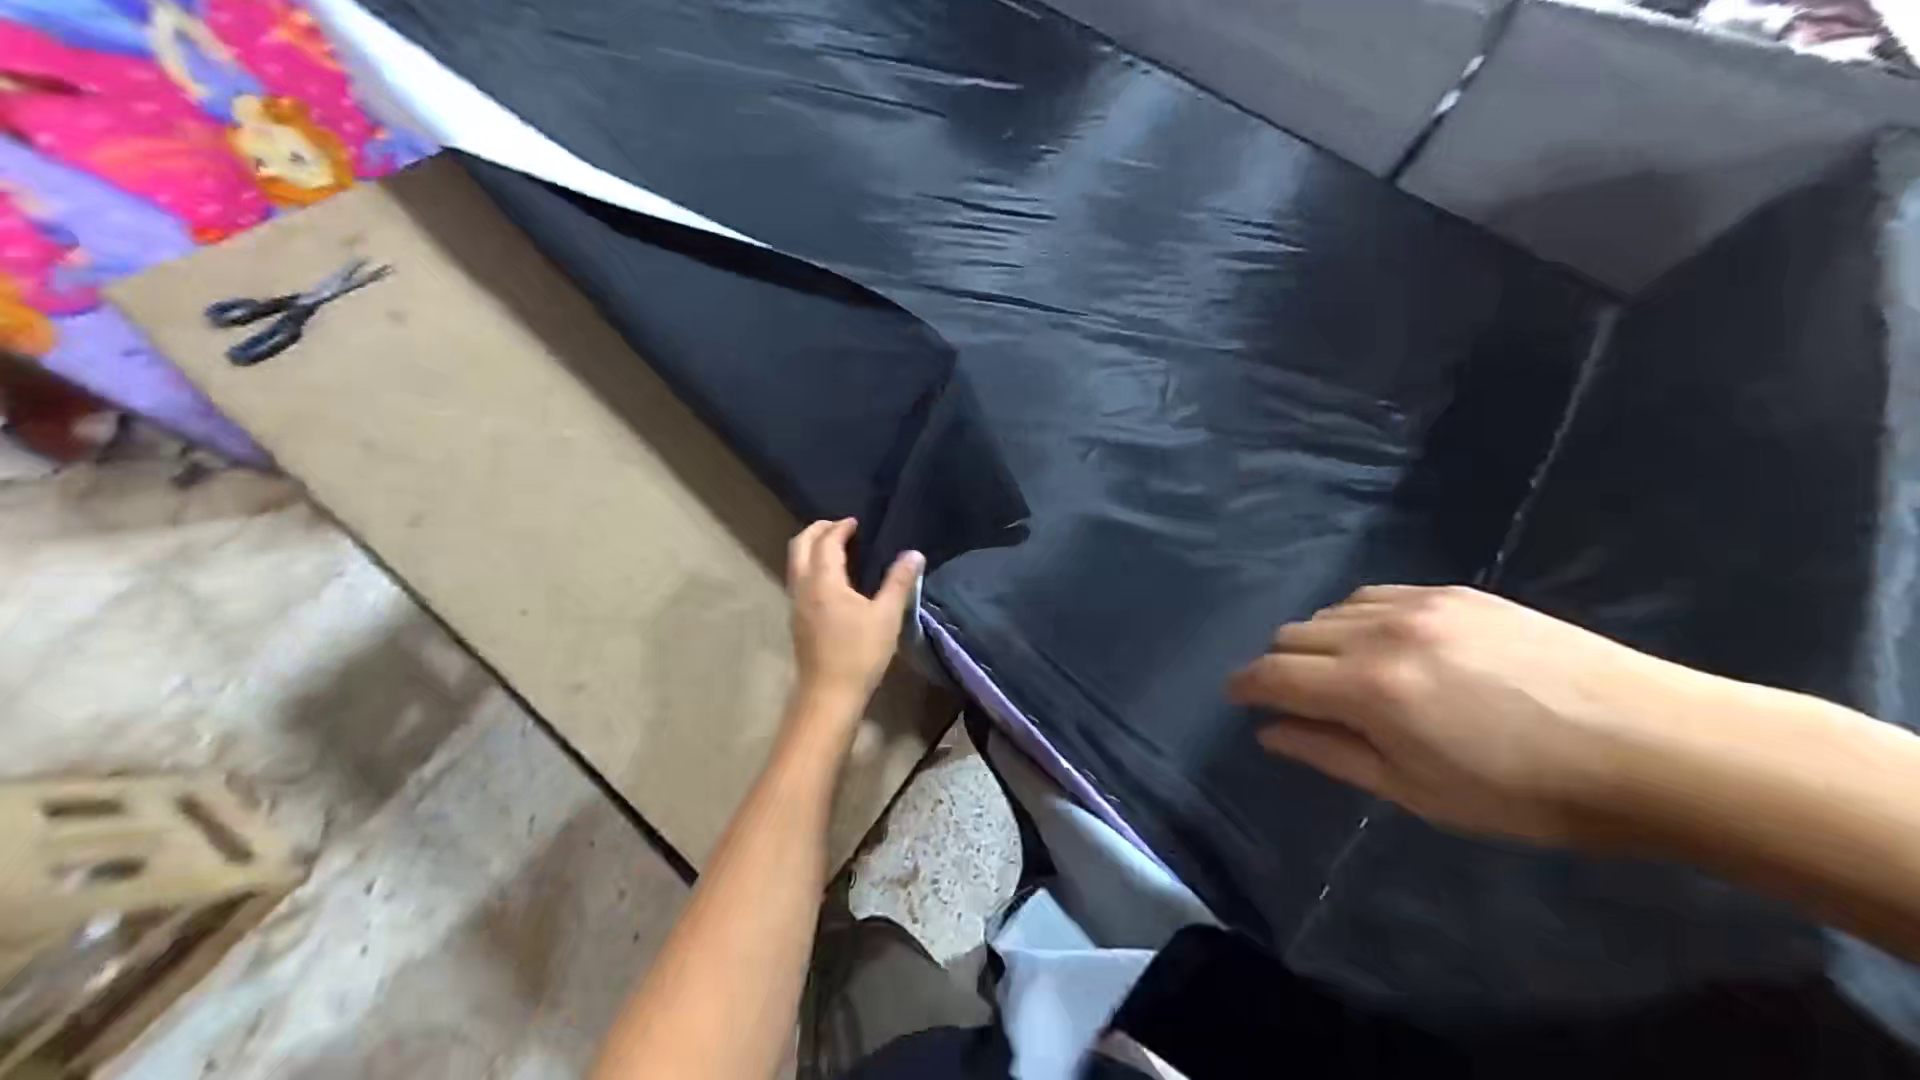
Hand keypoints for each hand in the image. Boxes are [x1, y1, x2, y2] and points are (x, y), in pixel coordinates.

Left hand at [787, 518, 922, 707]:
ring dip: (812, 548)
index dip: (840, 527)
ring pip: (796, 563)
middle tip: (840, 526)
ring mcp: (796, 604)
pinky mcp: (797, 620)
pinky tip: (831, 580)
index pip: (826, 541)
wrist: (829, 695)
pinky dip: (811, 566)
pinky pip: (799, 579)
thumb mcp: (886, 616)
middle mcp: (803, 587)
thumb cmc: (859, 654)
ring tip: (835, 547)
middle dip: (817, 530)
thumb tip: (914, 554)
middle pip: (800, 546)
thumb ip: (899, 582)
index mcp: (824, 581)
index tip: (856, 522)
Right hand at [1227, 585, 1737, 845]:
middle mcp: (1381, 634)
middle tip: (1297, 698)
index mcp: (1369, 689)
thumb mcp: (1418, 792)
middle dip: (1280, 666)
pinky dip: (1357, 619)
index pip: (1274, 675)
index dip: (1245, 686)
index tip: (1236, 698)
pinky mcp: (1456, 592)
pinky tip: (1386, 644)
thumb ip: (1331, 754)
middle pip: (1293, 635)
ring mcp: (1420, 605)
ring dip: (1318, 640)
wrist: (1659, 747)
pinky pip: (1375, 595)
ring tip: (1344, 672)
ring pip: (1330, 610)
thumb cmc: (1530, 793)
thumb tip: (1270, 733)